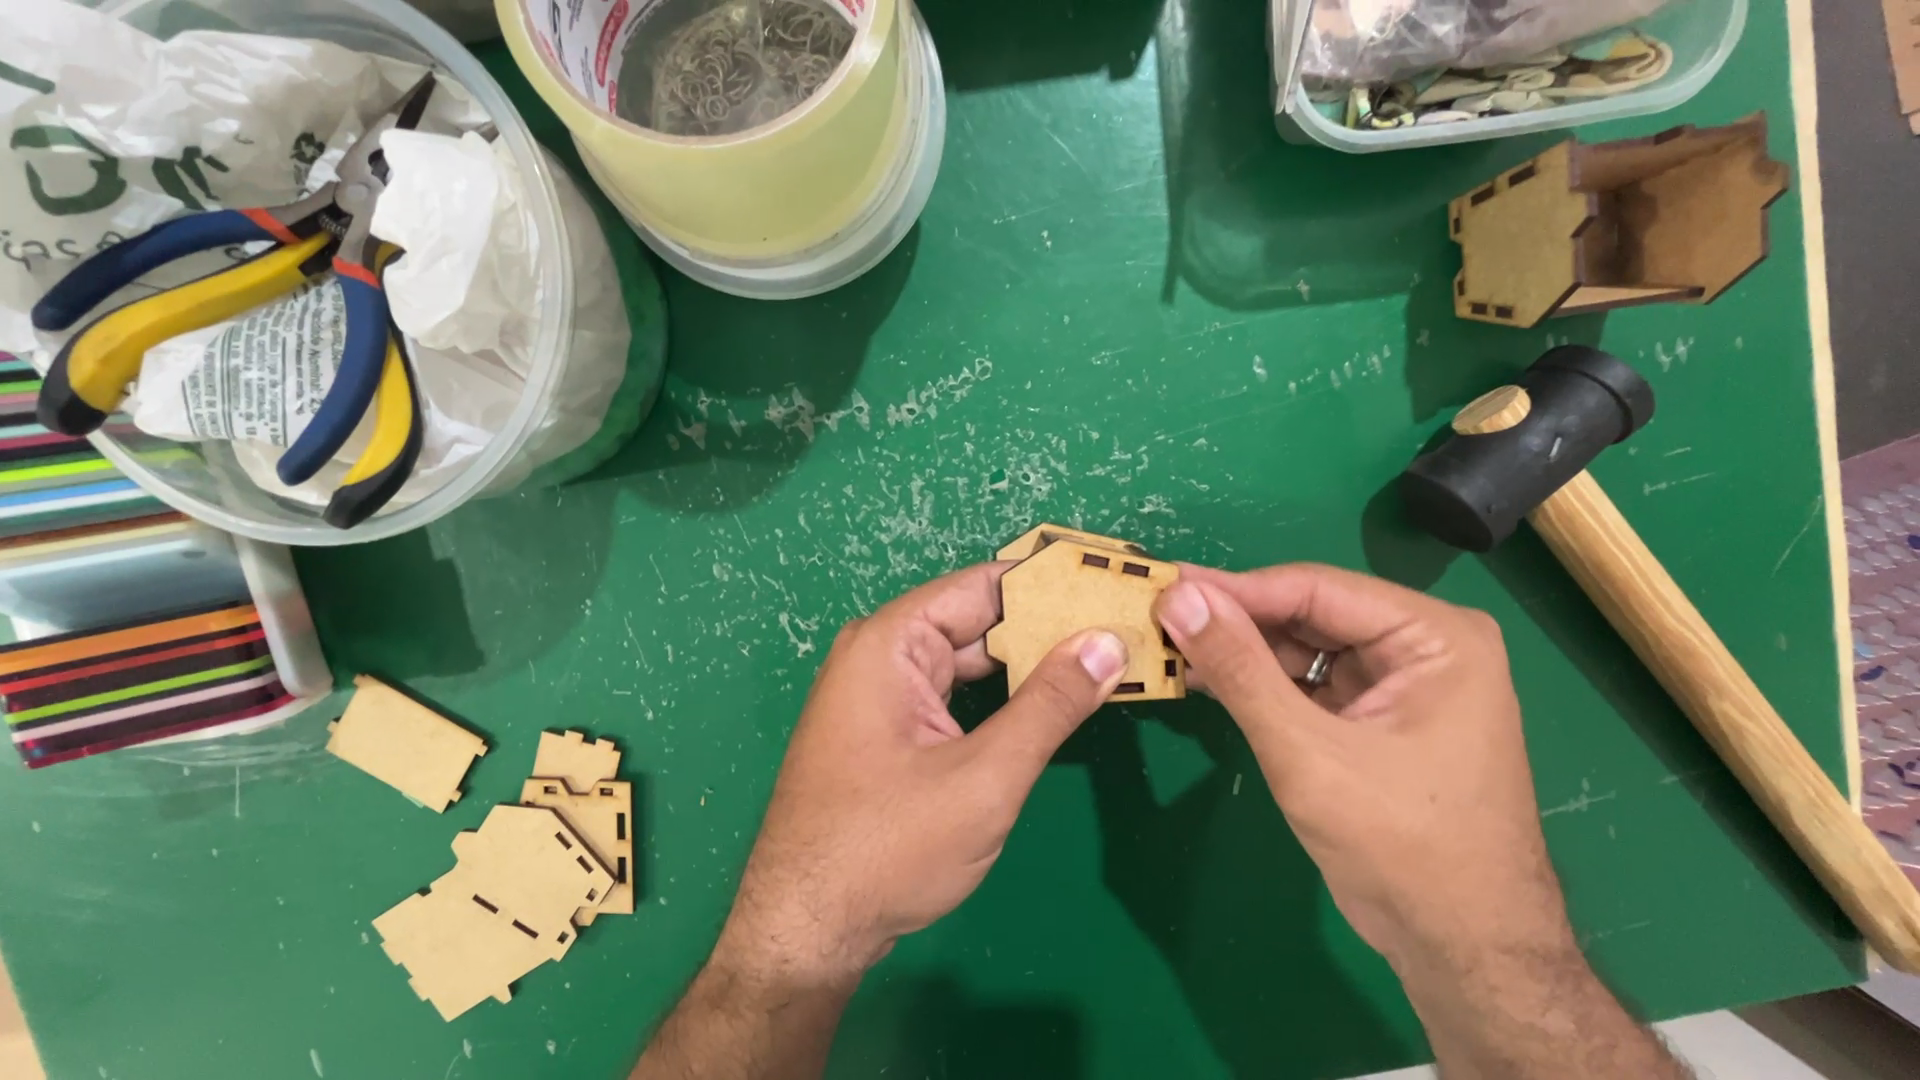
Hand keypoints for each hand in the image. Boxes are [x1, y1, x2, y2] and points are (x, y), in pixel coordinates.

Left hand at [715, 562, 1128, 984]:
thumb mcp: (984, 777)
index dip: (1049, 585)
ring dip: (1027, 666)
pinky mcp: (887, 731)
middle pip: (976, 622)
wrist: (806, 931)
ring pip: (967, 663)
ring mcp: (880, 694)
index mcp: (891, 642)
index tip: (1110, 586)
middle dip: (1046, 628)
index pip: (983, 587)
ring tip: (1101, 660)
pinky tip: (1046, 705)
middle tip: (1122, 629)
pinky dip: (999, 698)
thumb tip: (1106, 643)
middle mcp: (881, 654)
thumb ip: (1050, 705)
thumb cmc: (888, 849)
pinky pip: (952, 696)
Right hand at [1152, 563, 1573, 971]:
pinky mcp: (1377, 714)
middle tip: (1158, 615)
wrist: (1461, 947)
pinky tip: (1206, 680)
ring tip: (1170, 646)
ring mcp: (1401, 681)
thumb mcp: (1307, 751)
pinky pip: (1308, 681)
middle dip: (1234, 620)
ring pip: (1303, 646)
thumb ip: (1240, 669)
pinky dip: (1259, 683)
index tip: (1164, 585)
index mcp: (1433, 636)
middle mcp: (1422, 644)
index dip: (1234, 588)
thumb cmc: (1400, 845)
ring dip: (1240, 652)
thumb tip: (1178, 597)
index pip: (1315, 589)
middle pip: (1308, 613)